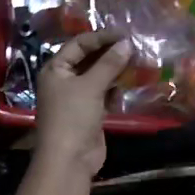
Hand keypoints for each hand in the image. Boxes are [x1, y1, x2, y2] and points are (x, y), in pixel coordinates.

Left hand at [35, 30, 132, 175]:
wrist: (69, 159)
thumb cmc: (73, 117)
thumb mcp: (91, 86)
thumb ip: (109, 64)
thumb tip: (127, 43)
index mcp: (55, 69)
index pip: (78, 44)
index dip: (101, 37)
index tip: (124, 35)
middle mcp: (64, 80)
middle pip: (89, 59)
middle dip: (110, 53)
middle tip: (135, 46)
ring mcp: (77, 97)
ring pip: (98, 77)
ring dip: (116, 70)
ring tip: (138, 61)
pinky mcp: (90, 112)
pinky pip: (104, 93)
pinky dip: (116, 88)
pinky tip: (131, 82)